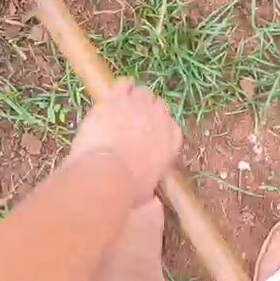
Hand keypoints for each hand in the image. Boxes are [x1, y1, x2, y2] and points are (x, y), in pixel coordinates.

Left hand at [68, 79, 181, 207]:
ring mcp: (138, 105)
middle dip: (148, 111)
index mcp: (171, 140)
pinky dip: (121, 87)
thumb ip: (151, 185)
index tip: (150, 135)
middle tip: (135, 120)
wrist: (107, 173)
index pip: (171, 126)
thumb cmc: (128, 189)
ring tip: (125, 106)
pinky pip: (124, 83)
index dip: (159, 129)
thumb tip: (151, 197)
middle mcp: (159, 117)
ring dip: (135, 98)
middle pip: (158, 105)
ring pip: (142, 91)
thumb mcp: (147, 191)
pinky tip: (116, 93)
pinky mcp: (117, 98)